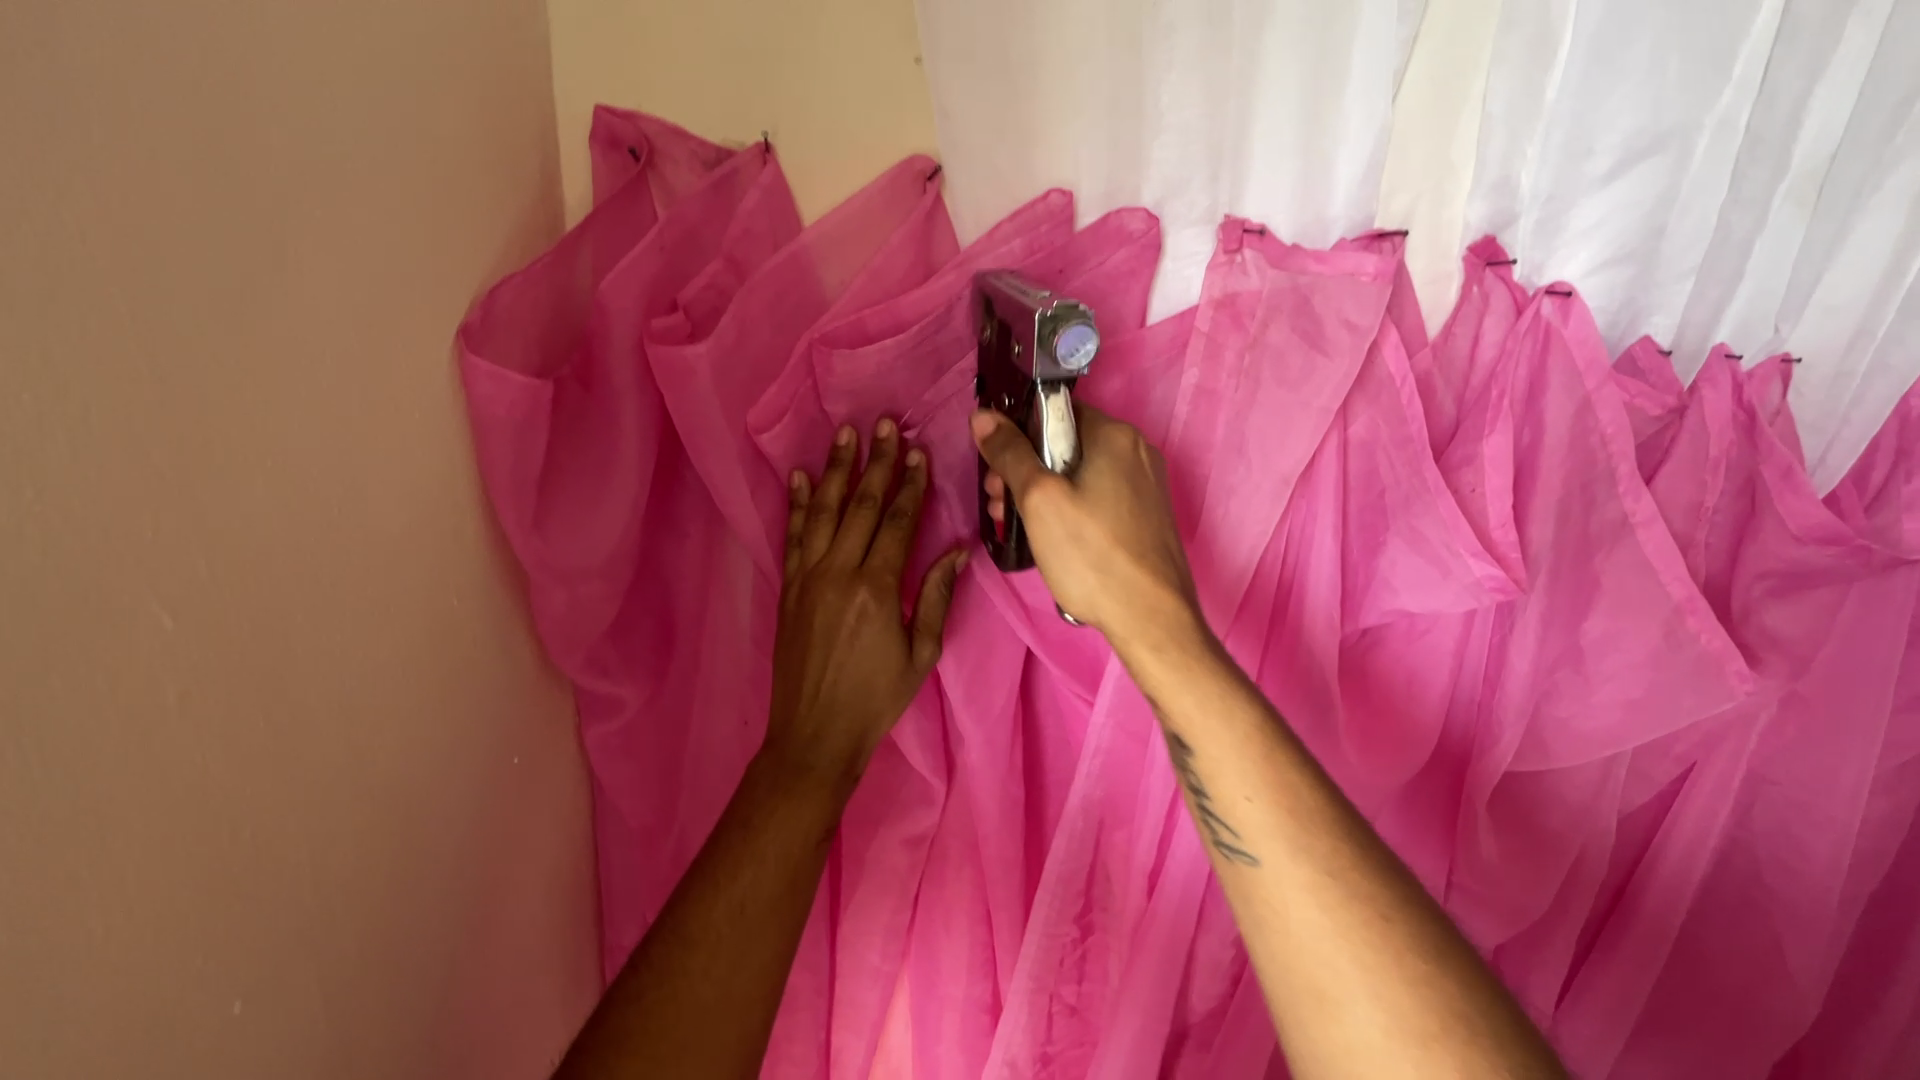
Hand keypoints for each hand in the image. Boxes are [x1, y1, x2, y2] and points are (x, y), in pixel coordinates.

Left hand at [766, 419, 967, 786]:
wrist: (814, 734)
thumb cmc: (876, 699)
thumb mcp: (921, 654)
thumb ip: (937, 597)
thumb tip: (958, 550)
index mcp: (878, 590)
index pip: (897, 523)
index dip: (909, 486)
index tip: (917, 452)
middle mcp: (839, 573)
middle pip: (861, 506)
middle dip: (876, 463)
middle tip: (885, 424)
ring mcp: (808, 578)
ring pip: (824, 512)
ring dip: (836, 470)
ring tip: (846, 434)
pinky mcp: (788, 588)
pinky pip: (793, 535)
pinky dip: (797, 503)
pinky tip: (801, 476)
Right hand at [971, 404, 1200, 649]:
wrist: (1151, 617)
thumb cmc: (1090, 554)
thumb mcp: (1038, 500)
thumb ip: (1009, 453)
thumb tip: (982, 416)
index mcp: (1114, 434)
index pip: (1054, 412)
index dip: (1017, 437)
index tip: (996, 473)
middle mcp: (1136, 450)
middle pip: (1066, 445)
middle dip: (1025, 472)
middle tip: (1000, 507)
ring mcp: (1146, 485)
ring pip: (1080, 475)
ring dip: (1043, 495)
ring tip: (1017, 528)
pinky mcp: (1147, 516)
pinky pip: (1098, 498)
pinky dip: (1071, 509)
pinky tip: (1052, 539)